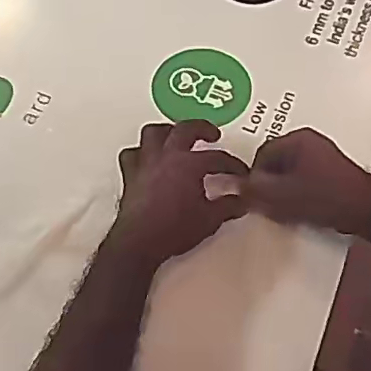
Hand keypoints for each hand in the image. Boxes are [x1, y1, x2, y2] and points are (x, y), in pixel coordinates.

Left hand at [109, 120, 247, 267]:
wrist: (140, 241)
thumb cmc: (173, 229)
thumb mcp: (209, 219)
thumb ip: (228, 207)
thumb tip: (240, 202)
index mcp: (189, 164)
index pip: (217, 158)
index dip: (232, 165)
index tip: (239, 172)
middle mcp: (166, 157)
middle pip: (186, 129)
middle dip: (203, 128)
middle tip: (212, 134)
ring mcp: (145, 163)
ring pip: (154, 133)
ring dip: (168, 131)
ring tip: (177, 135)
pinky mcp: (130, 175)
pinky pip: (132, 154)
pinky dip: (141, 152)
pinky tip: (147, 157)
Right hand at [244, 128, 370, 234]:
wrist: (366, 211)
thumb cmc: (323, 197)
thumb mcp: (281, 195)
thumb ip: (254, 189)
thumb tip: (236, 186)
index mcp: (297, 139)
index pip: (261, 155)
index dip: (253, 178)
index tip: (253, 197)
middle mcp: (310, 142)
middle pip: (275, 164)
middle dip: (268, 185)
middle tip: (266, 205)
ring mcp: (323, 157)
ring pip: (289, 175)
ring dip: (282, 192)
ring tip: (283, 210)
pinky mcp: (332, 174)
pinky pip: (304, 181)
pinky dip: (297, 195)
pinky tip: (300, 210)